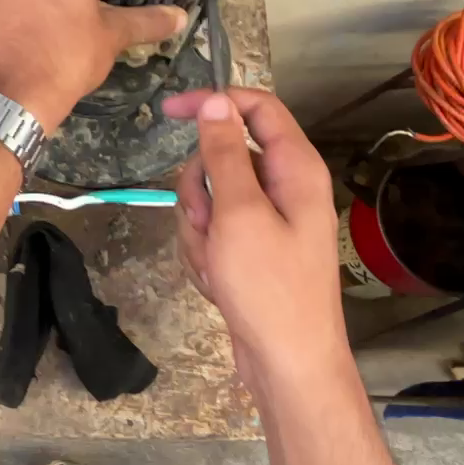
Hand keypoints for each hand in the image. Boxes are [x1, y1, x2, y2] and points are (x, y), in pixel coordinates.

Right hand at [164, 88, 345, 373]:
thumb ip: (224, 153)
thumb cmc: (268, 287)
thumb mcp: (238, 213)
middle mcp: (284, 186)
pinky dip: (206, 251)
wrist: (287, 362)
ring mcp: (267, 219)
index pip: (255, 107)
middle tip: (206, 223)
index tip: (169, 112)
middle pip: (223, 156)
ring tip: (215, 262)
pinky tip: (217, 280)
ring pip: (210, 196)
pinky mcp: (252, 247)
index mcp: (294, 168)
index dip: (213, 102)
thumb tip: (216, 102)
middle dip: (200, 189)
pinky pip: (213, 229)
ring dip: (200, 227)